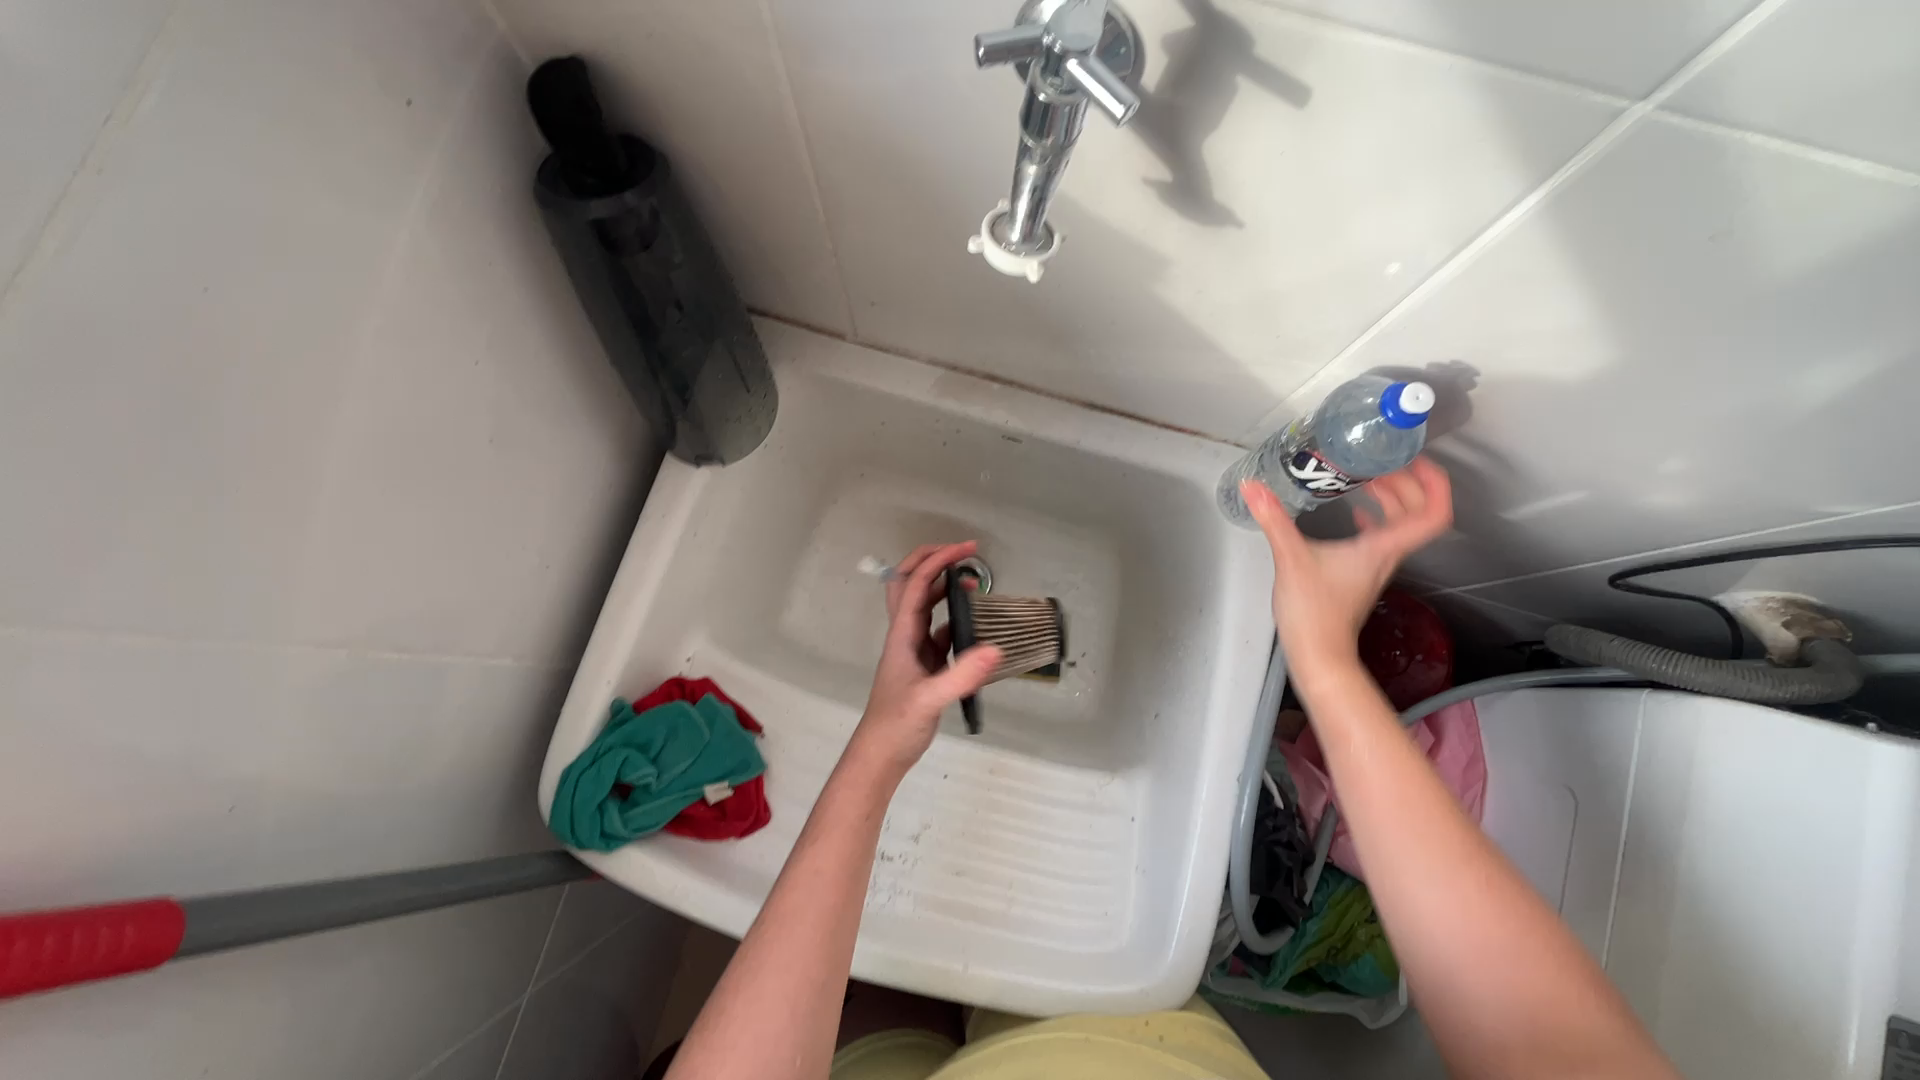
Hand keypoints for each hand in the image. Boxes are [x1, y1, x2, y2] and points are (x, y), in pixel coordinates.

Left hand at [852, 542, 1001, 774]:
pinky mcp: (926, 665)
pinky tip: (976, 626)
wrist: (882, 754)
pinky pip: (940, 631)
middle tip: (965, 552)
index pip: (917, 583)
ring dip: (945, 587)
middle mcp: (906, 634)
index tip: (968, 549)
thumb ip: (960, 675)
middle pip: (911, 584)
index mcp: (902, 633)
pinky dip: (956, 619)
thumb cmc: (897, 724)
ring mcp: (915, 649)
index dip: (939, 560)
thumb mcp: (929, 700)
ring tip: (974, 582)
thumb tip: (994, 648)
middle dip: (934, 560)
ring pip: (926, 605)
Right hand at [1240, 458, 1452, 678]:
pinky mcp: (1362, 574)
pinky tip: (1355, 514)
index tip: (1415, 459)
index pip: (1432, 513)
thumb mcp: (1290, 558)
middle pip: (1418, 513)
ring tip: (1368, 479)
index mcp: (1383, 547)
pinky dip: (1375, 519)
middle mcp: (1388, 555)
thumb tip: (1252, 486)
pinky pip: (1382, 539)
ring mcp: (1377, 566)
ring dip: (1393, 499)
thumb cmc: (1314, 613)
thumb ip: (1273, 519)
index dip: (1433, 482)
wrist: (1318, 654)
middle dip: (1406, 482)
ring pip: (1401, 525)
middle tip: (1380, 462)